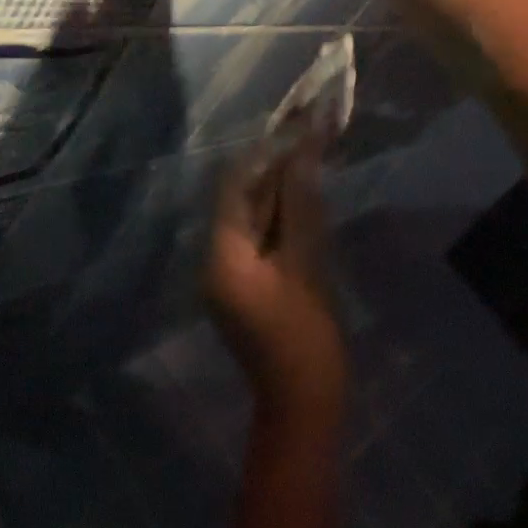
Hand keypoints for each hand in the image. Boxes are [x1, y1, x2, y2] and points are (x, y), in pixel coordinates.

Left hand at [205, 134, 346, 414]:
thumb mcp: (307, 266)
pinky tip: (306, 199)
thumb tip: (302, 155)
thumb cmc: (306, 336)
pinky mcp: (248, 286)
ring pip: (253, 217)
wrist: (304, 403)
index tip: (293, 124)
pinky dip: (282, 216)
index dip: (264, 153)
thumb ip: (301, 208)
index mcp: (223, 255)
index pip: (234, 187)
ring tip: (311, 155)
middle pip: (241, 200)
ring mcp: (231, 275)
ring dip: (280, 189)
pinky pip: (261, 238)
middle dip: (274, 168)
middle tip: (307, 133)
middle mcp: (216, 260)